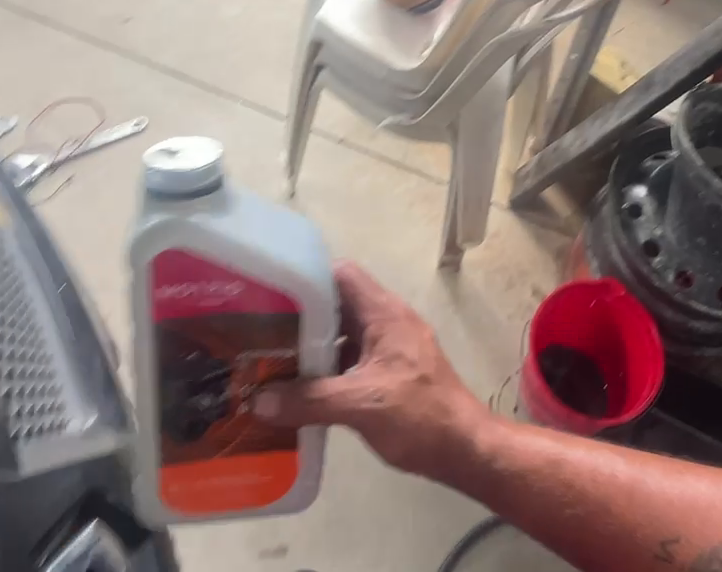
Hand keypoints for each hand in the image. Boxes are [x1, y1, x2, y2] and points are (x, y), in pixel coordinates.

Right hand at [253, 261, 490, 480]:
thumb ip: (309, 400)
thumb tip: (258, 401)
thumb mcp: (360, 405)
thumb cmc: (418, 415)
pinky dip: (329, 368)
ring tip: (274, 362)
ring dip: (314, 346)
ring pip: (345, 333)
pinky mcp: (392, 371)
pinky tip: (302, 391)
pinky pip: (353, 358)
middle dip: (303, 316)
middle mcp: (388, 321)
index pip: (342, 274)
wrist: (464, 447)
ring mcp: (392, 346)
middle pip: (339, 303)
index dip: (308, 277)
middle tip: (263, 333)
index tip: (272, 295)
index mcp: (385, 313)